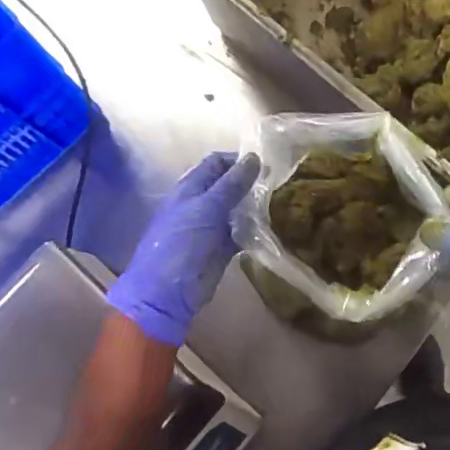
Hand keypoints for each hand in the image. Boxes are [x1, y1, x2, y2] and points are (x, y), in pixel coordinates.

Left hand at [107, 151, 260, 345]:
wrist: (168, 292)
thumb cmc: (182, 244)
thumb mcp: (207, 209)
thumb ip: (231, 184)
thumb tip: (254, 157)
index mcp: (190, 188)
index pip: (216, 164)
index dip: (238, 160)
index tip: (266, 164)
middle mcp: (201, 204)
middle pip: (229, 186)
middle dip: (251, 183)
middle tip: (279, 183)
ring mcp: (211, 227)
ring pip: (237, 210)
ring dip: (255, 206)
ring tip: (281, 202)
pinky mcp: (222, 248)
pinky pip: (241, 232)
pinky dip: (254, 229)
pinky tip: (273, 226)